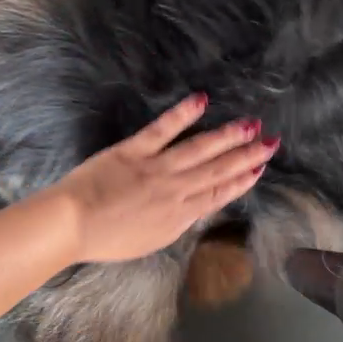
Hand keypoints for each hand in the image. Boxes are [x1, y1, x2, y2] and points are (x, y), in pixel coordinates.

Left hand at [36, 93, 277, 263]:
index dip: (241, 181)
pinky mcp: (134, 150)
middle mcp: (174, 191)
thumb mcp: (150, 240)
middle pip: (217, 171)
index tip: (260, 169)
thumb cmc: (105, 238)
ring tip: (251, 125)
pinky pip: (163, 129)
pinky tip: (202, 100)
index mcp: (178, 216)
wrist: (71, 226)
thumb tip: (193, 206)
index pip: (217, 195)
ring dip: (228, 137)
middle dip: (247, 156)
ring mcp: (156, 169)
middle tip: (271, 142)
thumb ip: (174, 221)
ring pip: (200, 149)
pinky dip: (183, 114)